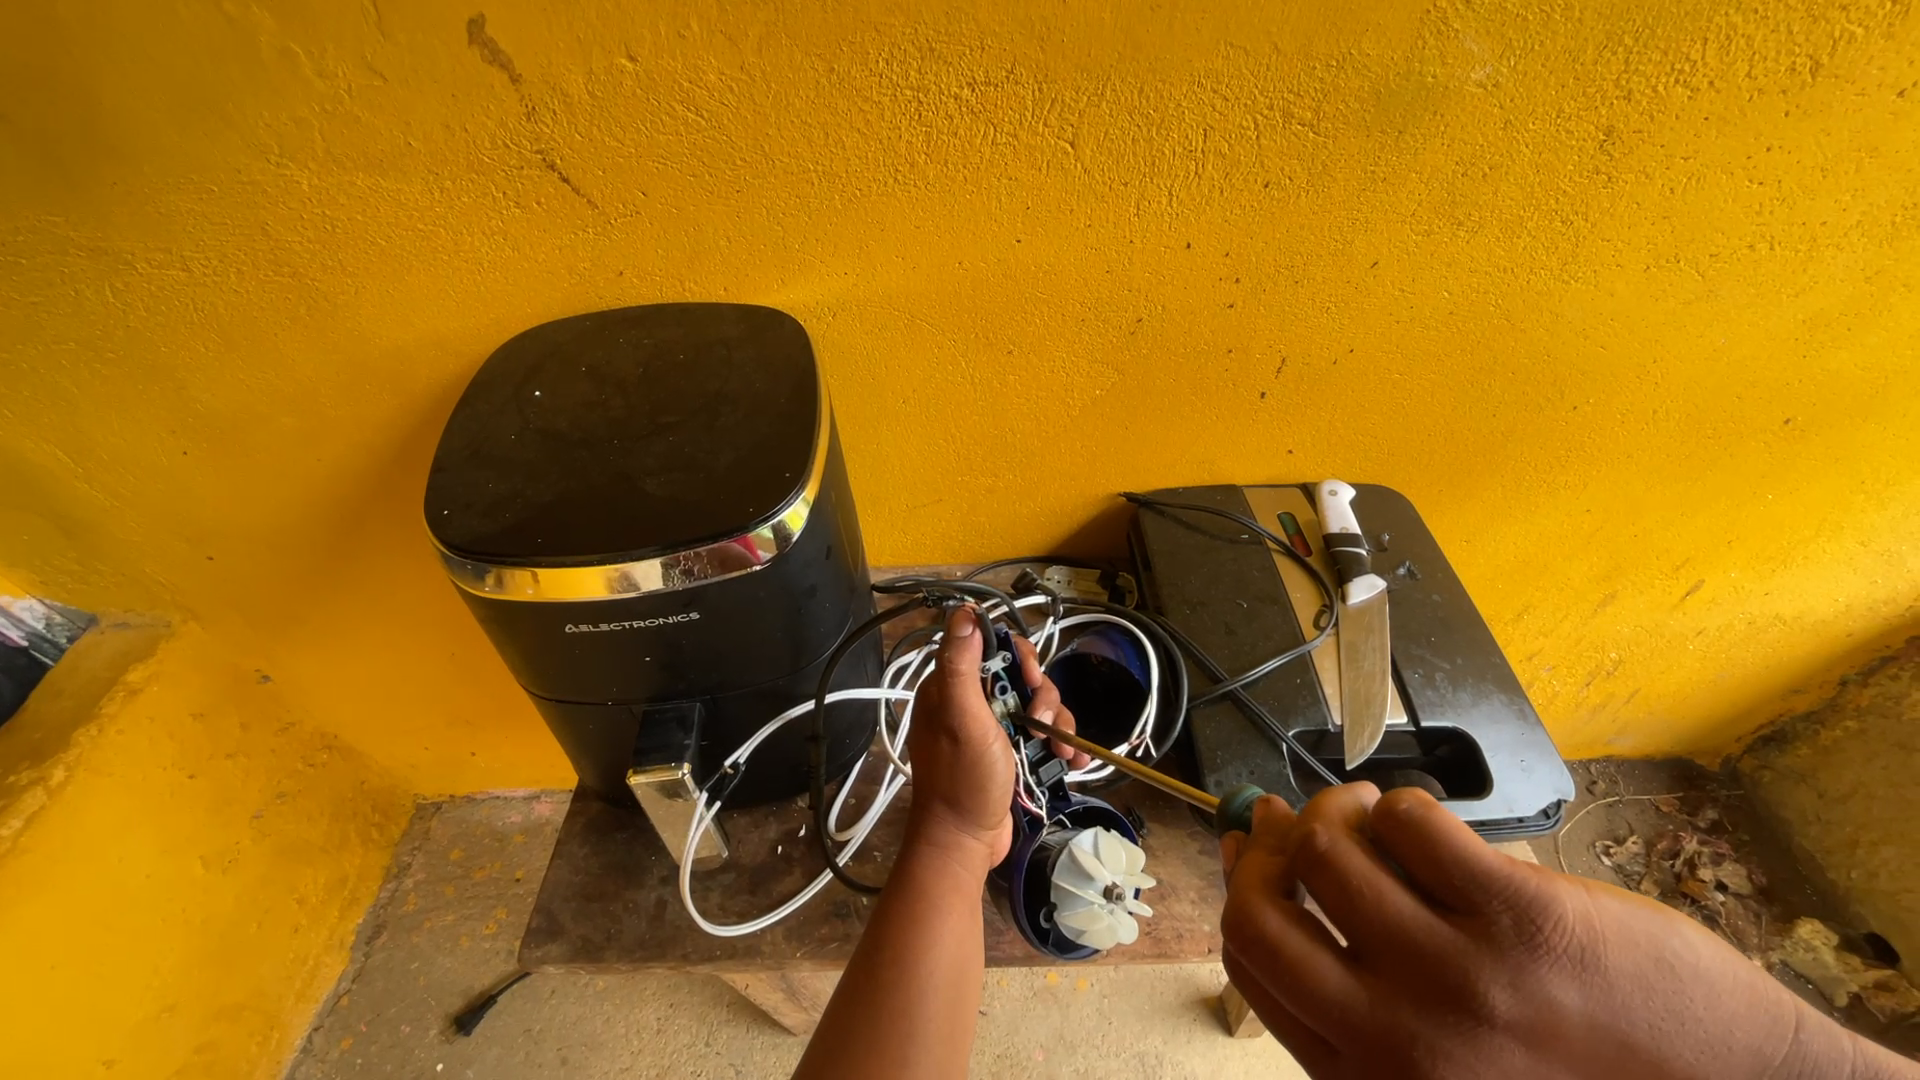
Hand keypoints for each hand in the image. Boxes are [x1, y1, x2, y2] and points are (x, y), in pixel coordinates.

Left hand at [905, 607, 1083, 872]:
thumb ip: (961, 664)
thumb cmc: (963, 779)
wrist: (966, 842)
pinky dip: (1061, 743)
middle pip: (1020, 675)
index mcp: (951, 687)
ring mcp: (993, 729)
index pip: (989, 646)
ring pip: (1038, 704)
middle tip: (1042, 721)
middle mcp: (971, 703)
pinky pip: (1044, 734)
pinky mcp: (1012, 752)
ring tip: (1058, 748)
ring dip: (1057, 722)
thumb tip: (962, 612)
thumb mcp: (961, 717)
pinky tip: (1072, 759)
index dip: (1017, 654)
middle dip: (1042, 695)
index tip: (1031, 676)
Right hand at [1218, 783, 1917, 1079]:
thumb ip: (1348, 991)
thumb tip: (1266, 860)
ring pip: (1328, 848)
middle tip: (1289, 822)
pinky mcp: (1521, 917)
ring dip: (1334, 808)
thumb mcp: (1431, 1069)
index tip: (1246, 845)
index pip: (1248, 960)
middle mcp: (1398, 1042)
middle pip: (1261, 909)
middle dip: (1265, 847)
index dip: (1238, 885)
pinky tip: (1425, 822)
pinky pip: (1409, 821)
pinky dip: (1401, 803)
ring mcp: (1460, 979)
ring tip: (1363, 808)